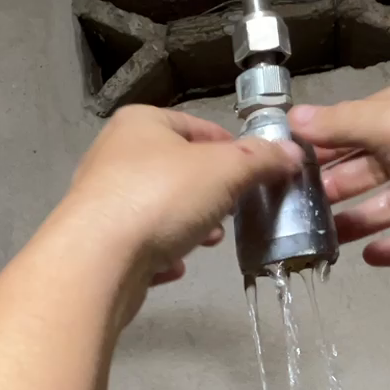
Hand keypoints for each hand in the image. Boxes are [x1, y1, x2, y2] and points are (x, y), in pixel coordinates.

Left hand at [48, 105, 300, 285]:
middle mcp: (115, 155)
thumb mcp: (226, 170)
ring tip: (209, 241)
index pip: (196, 126)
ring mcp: (102, 201)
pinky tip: (175, 265)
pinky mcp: (98, 243)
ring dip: (189, 225)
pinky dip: (161, 253)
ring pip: (159, 209)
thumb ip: (260, 160)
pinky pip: (140, 244)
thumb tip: (291, 154)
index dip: (231, 148)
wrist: (98, 259)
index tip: (255, 172)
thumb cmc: (162, 198)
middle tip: (232, 212)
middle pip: (177, 170)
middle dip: (211, 193)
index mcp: (141, 124)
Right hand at [289, 65, 389, 269]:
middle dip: (338, 185)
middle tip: (297, 210)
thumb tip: (292, 118)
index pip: (362, 120)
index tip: (286, 168)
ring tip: (322, 240)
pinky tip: (369, 257)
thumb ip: (344, 126)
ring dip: (360, 219)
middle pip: (375, 163)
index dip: (325, 143)